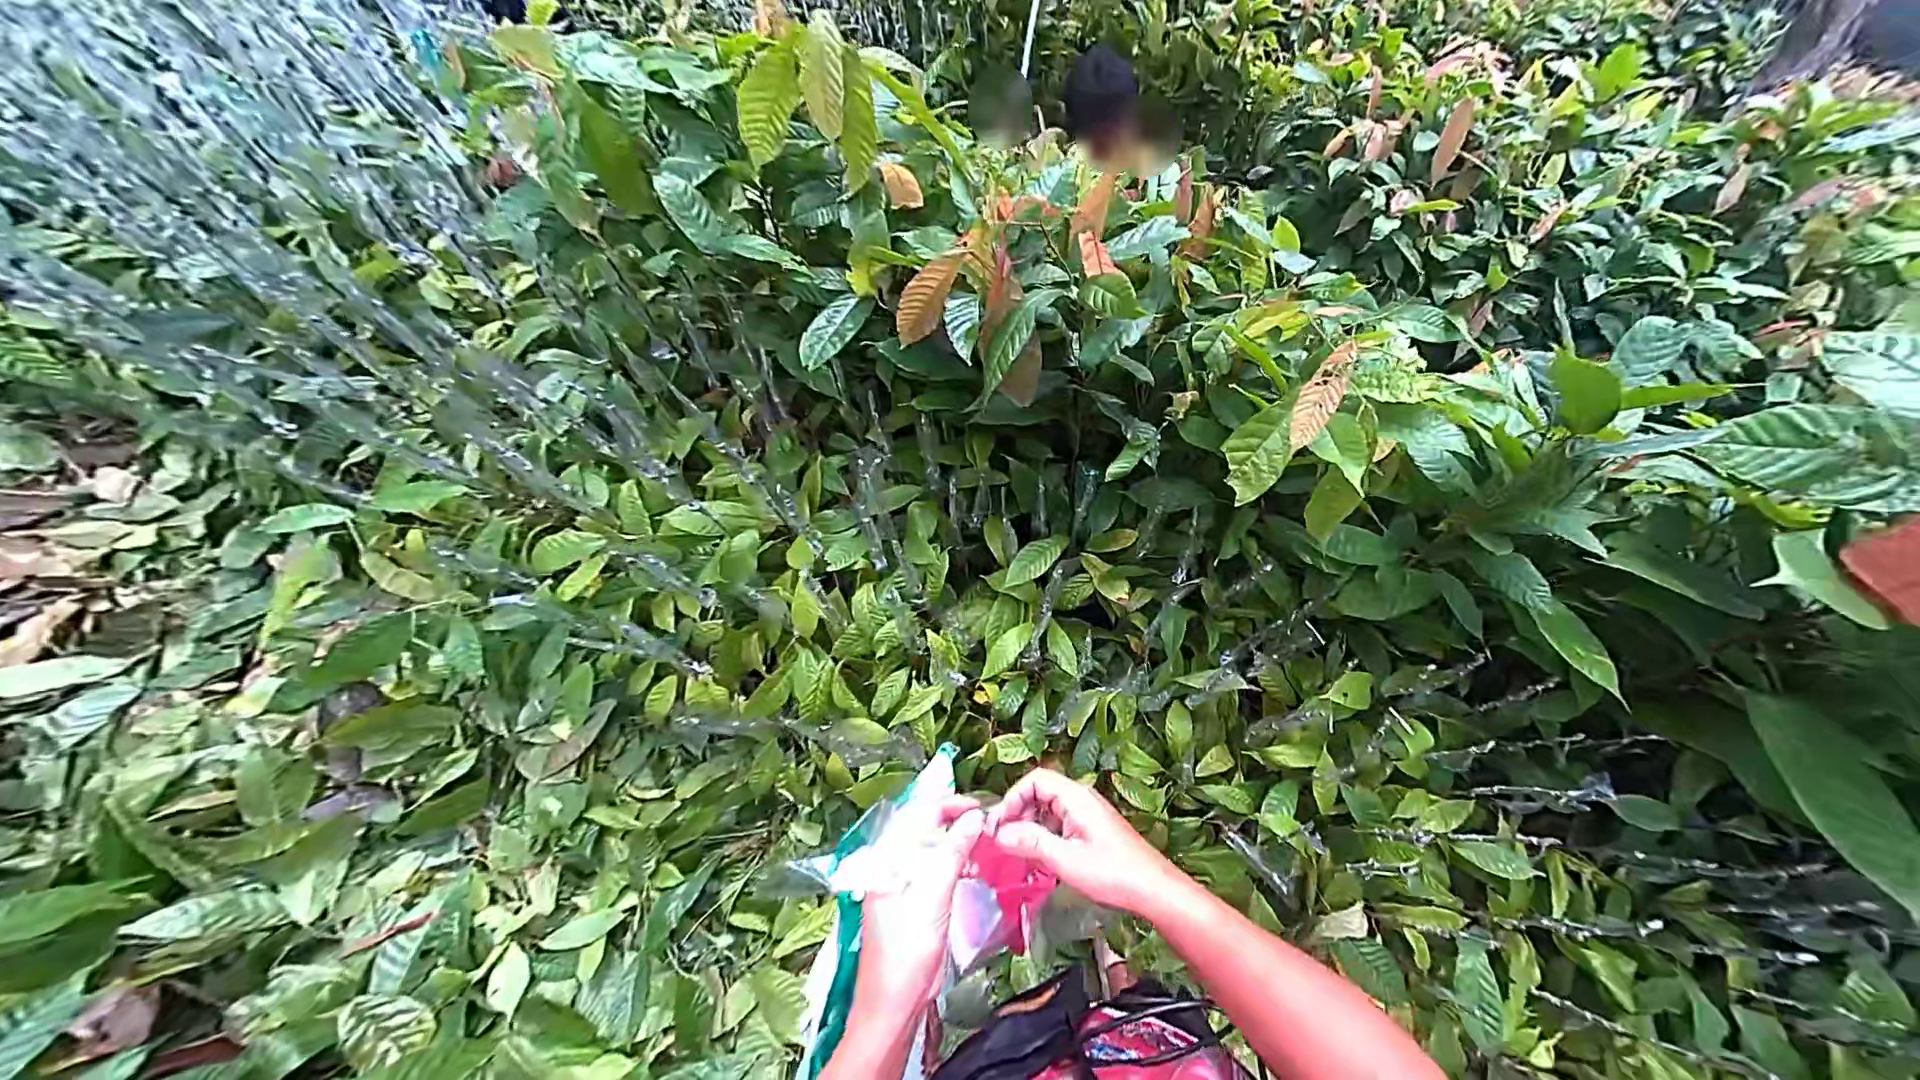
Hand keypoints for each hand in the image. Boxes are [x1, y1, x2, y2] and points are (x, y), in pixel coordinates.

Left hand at [854, 797, 984, 1012]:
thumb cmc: (907, 954)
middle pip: (924, 829)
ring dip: (956, 842)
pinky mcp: (910, 903)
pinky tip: (970, 869)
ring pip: (931, 849)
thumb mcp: (933, 896)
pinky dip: (953, 864)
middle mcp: (889, 866)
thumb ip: (952, 851)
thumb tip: (974, 817)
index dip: (950, 805)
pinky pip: (933, 870)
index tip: (980, 807)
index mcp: (887, 858)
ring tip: (983, 842)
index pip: (918, 814)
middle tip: (986, 823)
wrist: (892, 1010)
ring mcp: (899, 885)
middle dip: (956, 821)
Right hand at [988, 768, 1191, 917]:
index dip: (1012, 799)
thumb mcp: (1065, 860)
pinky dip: (1045, 833)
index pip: (1034, 780)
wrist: (1155, 890)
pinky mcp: (1093, 827)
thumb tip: (1000, 834)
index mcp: (1075, 797)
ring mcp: (1088, 812)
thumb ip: (1031, 842)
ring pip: (1048, 808)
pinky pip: (1060, 821)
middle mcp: (1081, 798)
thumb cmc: (1113, 874)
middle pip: (1039, 791)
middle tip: (1004, 840)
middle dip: (1018, 812)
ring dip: (1031, 825)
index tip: (999, 825)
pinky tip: (1042, 857)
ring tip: (1021, 851)